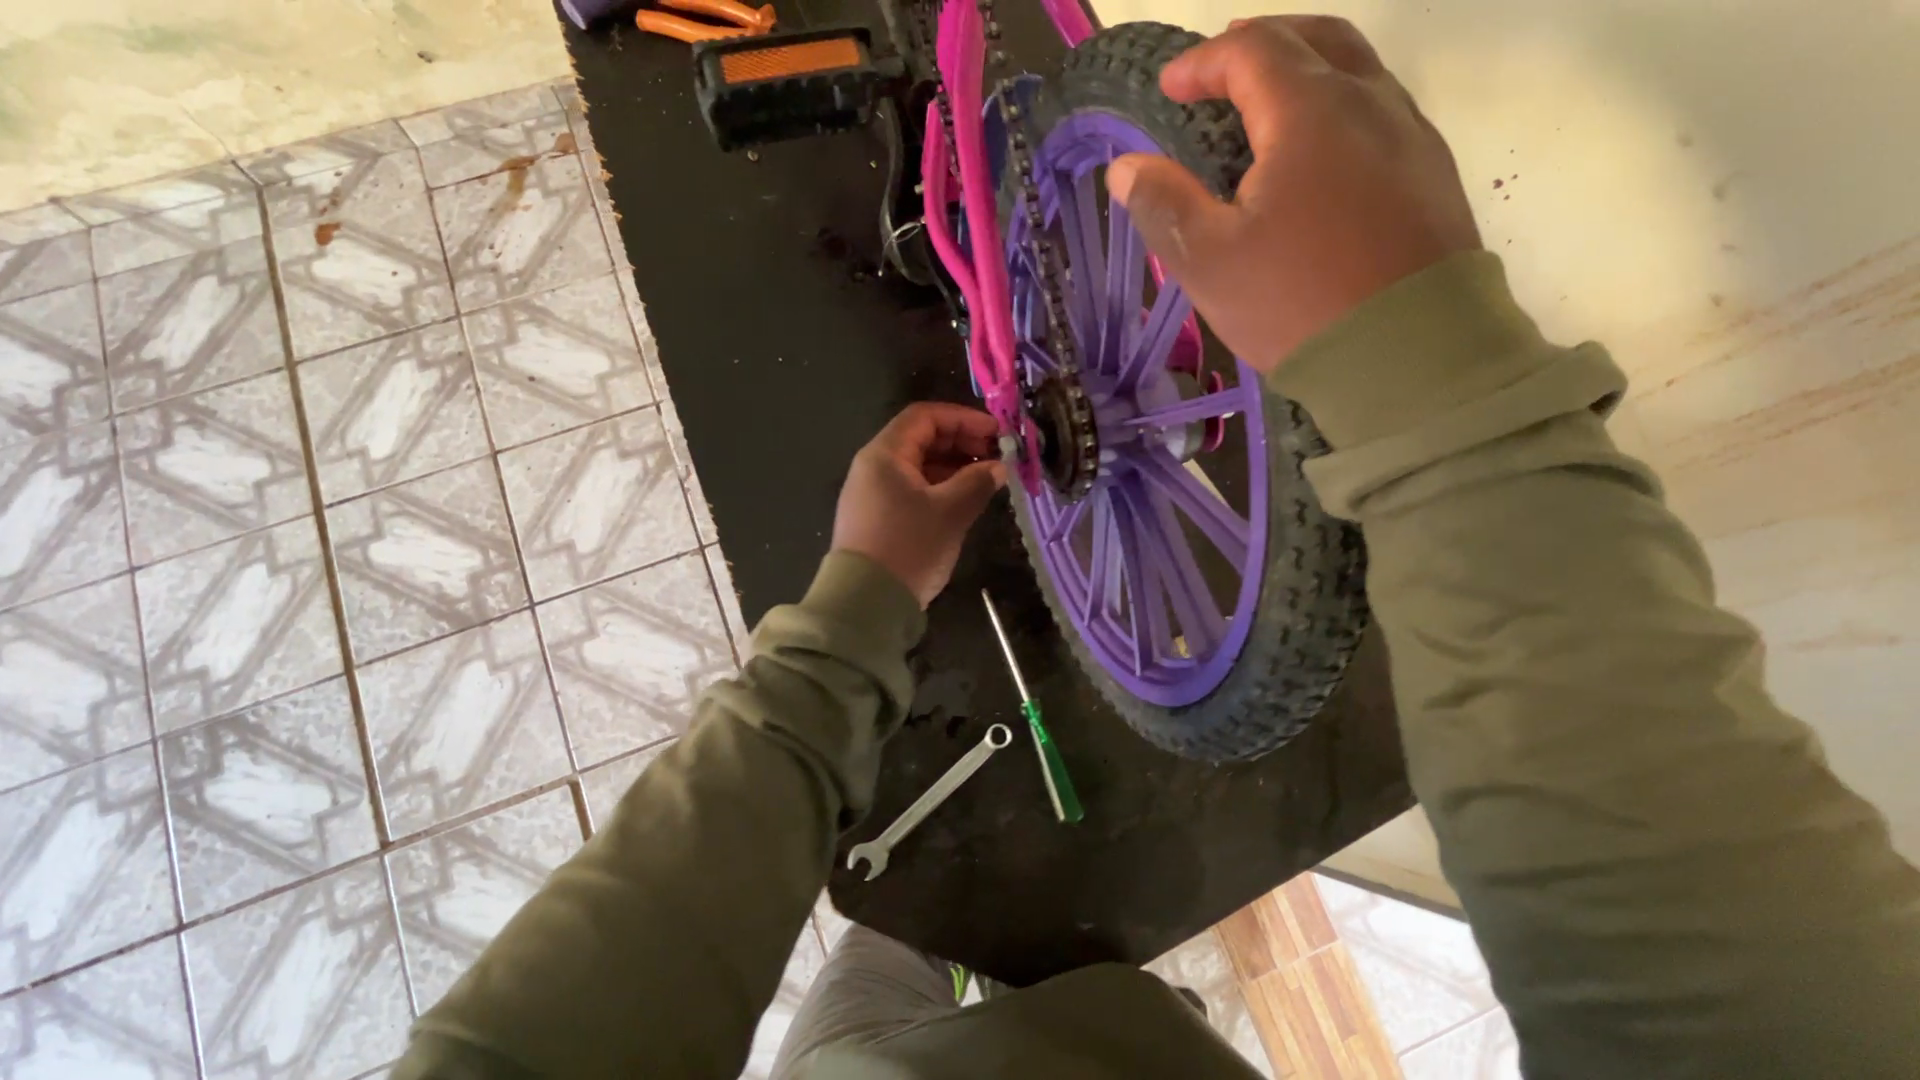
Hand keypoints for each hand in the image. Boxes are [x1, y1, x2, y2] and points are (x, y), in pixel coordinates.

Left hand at [831, 403, 1006, 607]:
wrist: (866, 604)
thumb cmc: (908, 548)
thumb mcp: (950, 512)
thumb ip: (978, 482)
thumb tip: (998, 467)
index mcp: (884, 454)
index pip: (925, 416)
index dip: (964, 418)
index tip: (997, 432)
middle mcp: (874, 467)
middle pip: (922, 439)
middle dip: (962, 442)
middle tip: (998, 457)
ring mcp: (873, 493)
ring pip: (919, 466)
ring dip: (954, 466)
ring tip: (988, 479)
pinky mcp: (878, 518)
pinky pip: (913, 489)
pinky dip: (941, 487)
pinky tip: (965, 499)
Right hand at [1107, 16, 1480, 373]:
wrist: (1412, 356)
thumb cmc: (1298, 303)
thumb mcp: (1209, 262)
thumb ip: (1163, 204)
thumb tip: (1126, 167)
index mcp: (1309, 112)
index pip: (1252, 51)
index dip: (1202, 61)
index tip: (1169, 87)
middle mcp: (1369, 103)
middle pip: (1315, 38)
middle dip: (1260, 45)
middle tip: (1221, 74)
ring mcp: (1411, 136)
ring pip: (1356, 71)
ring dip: (1305, 72)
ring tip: (1266, 110)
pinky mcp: (1433, 175)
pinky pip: (1381, 113)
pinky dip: (1338, 109)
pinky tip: (1318, 158)